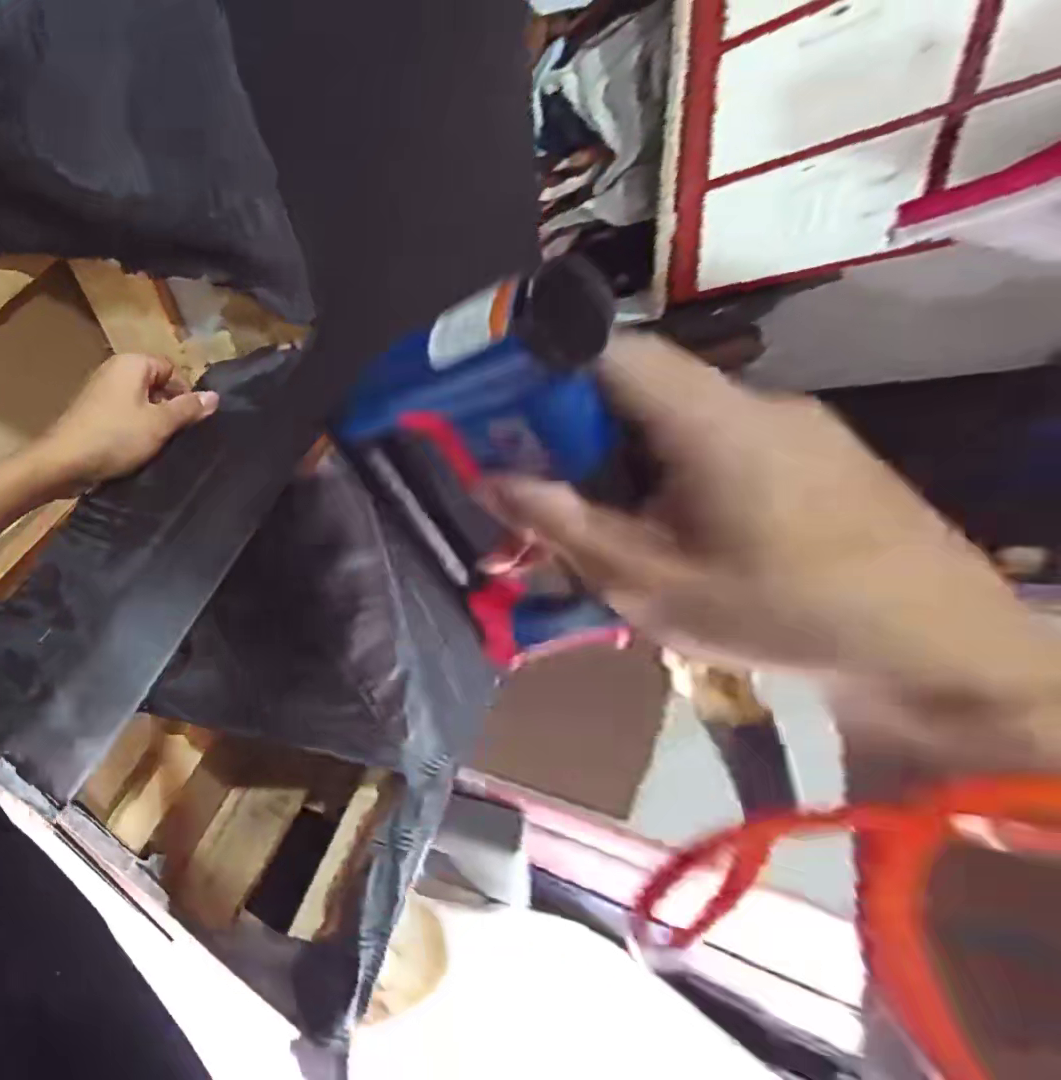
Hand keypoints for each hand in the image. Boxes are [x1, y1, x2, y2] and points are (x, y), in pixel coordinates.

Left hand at [26, 352, 218, 495]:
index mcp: (131, 363)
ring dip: (150, 424)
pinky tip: (135, 452)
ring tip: (158, 447)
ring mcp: (98, 393)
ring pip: (137, 404)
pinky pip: (120, 418)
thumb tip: (214, 397)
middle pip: (154, 386)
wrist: (63, 463)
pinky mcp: (89, 415)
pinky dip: (130, 431)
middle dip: (167, 410)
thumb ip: (187, 409)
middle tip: (177, 437)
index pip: (170, 369)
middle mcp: (113, 371)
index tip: (191, 422)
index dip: (184, 394)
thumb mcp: (159, 424)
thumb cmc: (115, 437)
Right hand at [482, 334, 1060, 751]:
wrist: (945, 657)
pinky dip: (656, 470)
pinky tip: (652, 527)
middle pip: (633, 390)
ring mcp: (791, 428)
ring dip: (610, 458)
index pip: (614, 353)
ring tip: (585, 522)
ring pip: (667, 421)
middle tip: (526, 485)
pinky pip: (707, 442)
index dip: (544, 367)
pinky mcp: (810, 455)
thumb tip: (487, 481)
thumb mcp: (643, 580)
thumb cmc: (780, 615)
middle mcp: (755, 406)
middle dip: (565, 431)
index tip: (496, 407)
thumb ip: (559, 523)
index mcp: (716, 424)